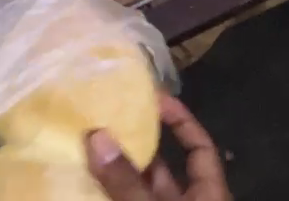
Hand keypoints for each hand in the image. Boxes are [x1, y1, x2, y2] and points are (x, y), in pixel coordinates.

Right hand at [86, 94, 231, 200]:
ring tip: (84, 146)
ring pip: (138, 189)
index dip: (181, 120)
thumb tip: (96, 134)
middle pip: (161, 168)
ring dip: (114, 172)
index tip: (153, 96)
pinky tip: (80, 180)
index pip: (201, 148)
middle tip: (102, 118)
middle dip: (132, 144)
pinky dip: (104, 193)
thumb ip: (128, 180)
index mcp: (207, 195)